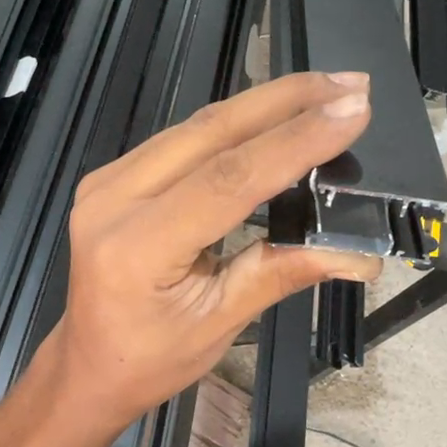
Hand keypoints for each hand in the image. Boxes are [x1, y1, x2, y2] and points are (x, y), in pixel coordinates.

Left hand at [41, 71, 384, 425]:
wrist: (87, 364)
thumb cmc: (149, 358)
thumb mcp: (217, 325)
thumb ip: (280, 274)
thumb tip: (359, 252)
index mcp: (135, 246)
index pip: (227, 180)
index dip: (294, 142)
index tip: (353, 112)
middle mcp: (113, 199)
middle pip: (209, 133)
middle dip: (286, 101)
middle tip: (351, 83)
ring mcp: (107, 180)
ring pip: (196, 126)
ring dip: (264, 104)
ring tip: (326, 91)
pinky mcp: (114, 175)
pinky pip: (182, 138)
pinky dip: (235, 123)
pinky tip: (276, 113)